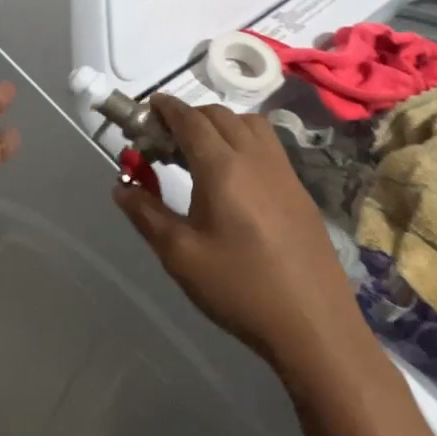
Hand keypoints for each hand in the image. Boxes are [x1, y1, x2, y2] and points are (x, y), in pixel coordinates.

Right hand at [112, 94, 364, 367]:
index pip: (190, 120)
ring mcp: (284, 173)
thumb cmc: (240, 289)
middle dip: (189, 116)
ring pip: (249, 124)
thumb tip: (122, 187)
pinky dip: (244, 140)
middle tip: (164, 139)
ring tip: (199, 151)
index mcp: (222, 169)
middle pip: (219, 115)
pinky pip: (268, 146)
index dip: (166, 109)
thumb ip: (146, 215)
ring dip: (220, 124)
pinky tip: (233, 176)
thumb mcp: (180, 256)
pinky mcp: (300, 192)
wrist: (314, 327)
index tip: (146, 110)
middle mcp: (255, 159)